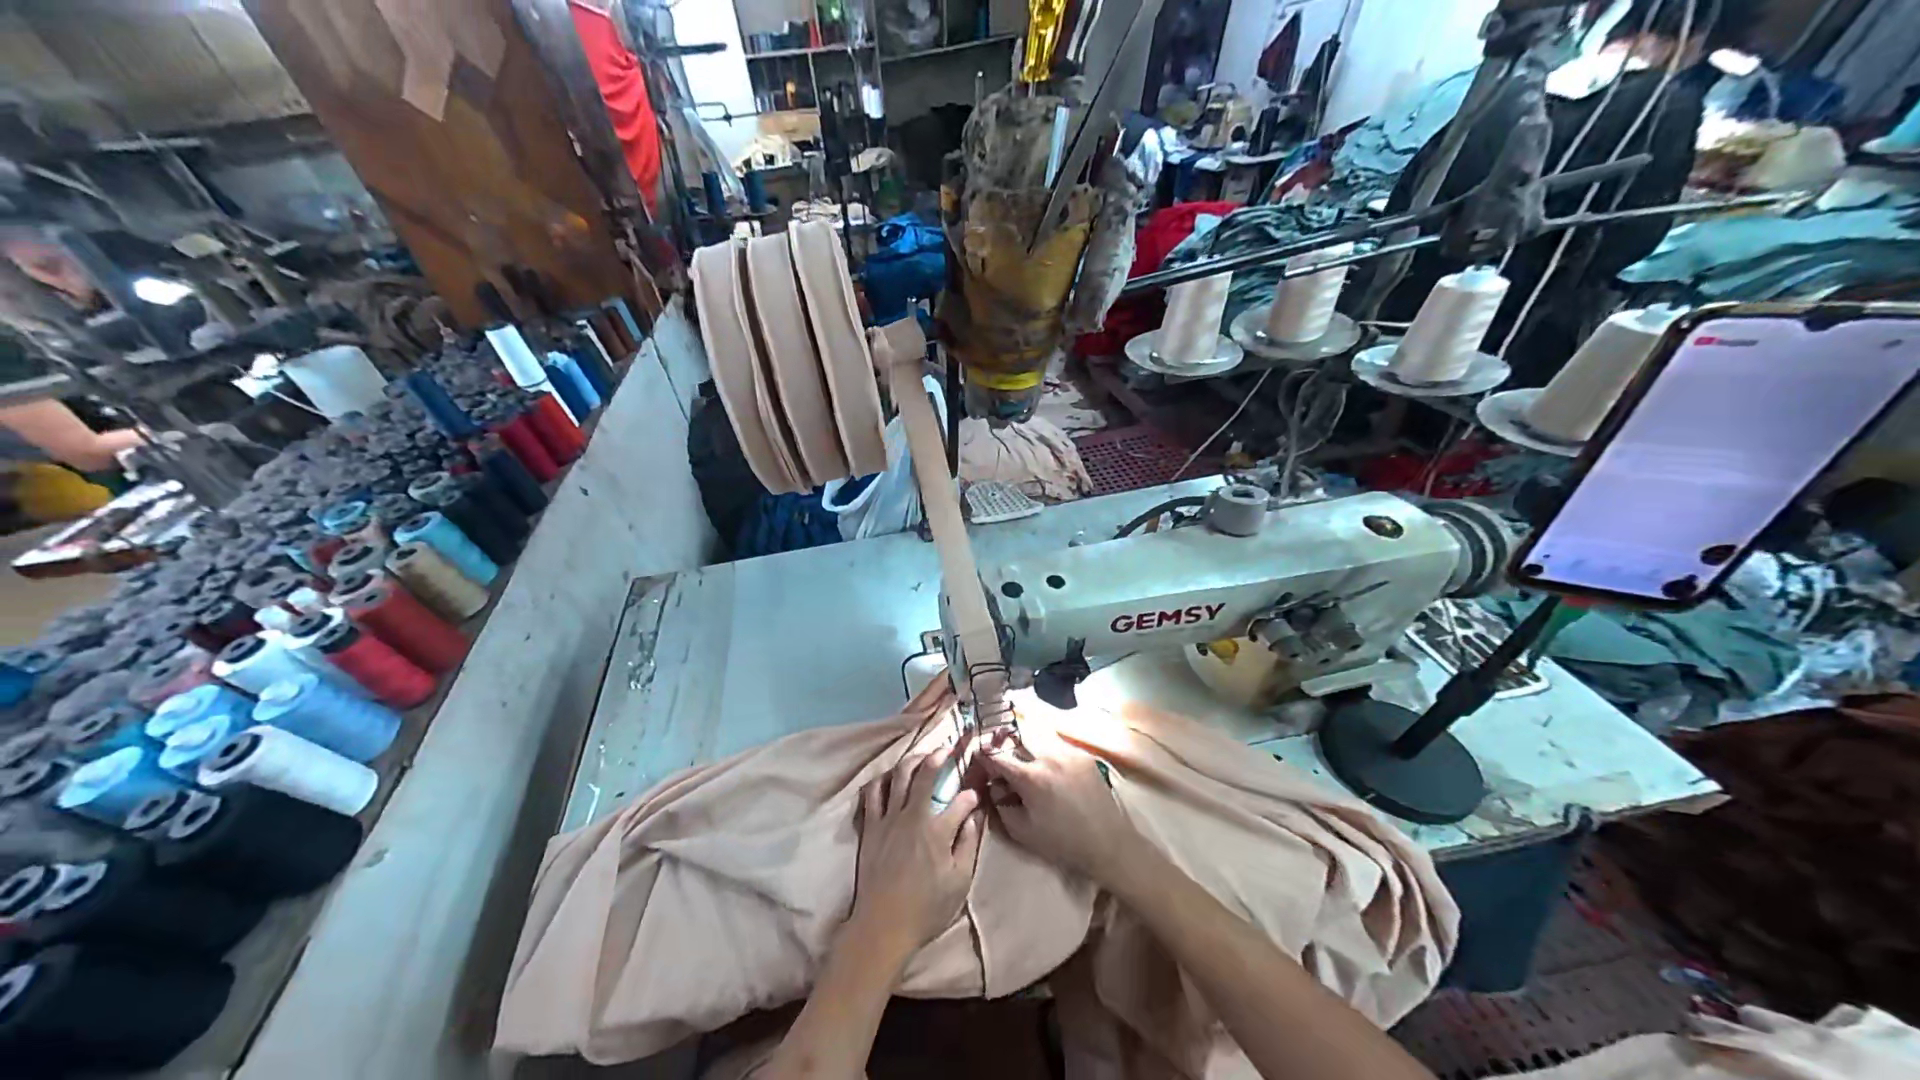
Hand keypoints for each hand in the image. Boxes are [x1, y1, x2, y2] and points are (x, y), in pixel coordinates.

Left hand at [849, 743, 983, 956]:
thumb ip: (969, 844)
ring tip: (921, 755)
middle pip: (924, 774)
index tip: (975, 796)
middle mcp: (911, 816)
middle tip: (947, 750)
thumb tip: (975, 816)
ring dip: (911, 760)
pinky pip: (873, 793)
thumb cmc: (926, 908)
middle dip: (939, 757)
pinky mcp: (870, 826)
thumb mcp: (959, 881)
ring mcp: (887, 819)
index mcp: (936, 830)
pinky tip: (889, 778)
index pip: (960, 801)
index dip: (971, 796)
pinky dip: (882, 780)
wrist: (882, 925)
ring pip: (897, 776)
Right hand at [979, 725, 1138, 886]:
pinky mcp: (1084, 756)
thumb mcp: (1021, 831)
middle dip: (1007, 751)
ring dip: (1029, 752)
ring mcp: (1069, 753)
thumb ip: (1000, 805)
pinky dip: (1049, 757)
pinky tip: (1054, 775)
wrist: (1107, 844)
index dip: (983, 757)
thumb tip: (994, 787)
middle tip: (1006, 766)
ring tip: (1032, 771)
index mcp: (1030, 776)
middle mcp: (1048, 756)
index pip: (996, 756)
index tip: (979, 759)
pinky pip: (1058, 748)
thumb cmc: (1061, 842)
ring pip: (1039, 742)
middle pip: (1017, 742)